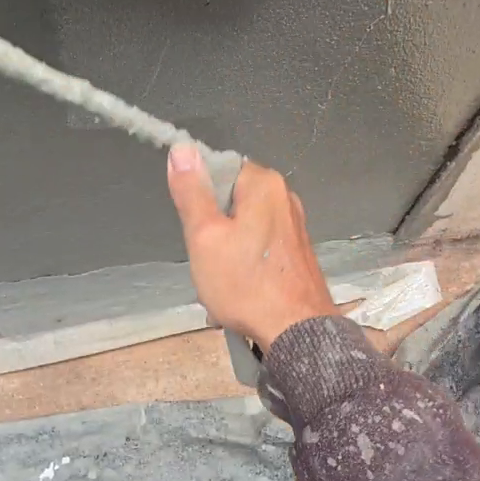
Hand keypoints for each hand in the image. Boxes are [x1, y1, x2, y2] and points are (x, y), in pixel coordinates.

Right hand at [167, 145, 338, 348]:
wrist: (295, 332)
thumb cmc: (246, 284)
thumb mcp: (204, 237)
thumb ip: (191, 192)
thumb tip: (181, 148)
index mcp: (264, 184)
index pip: (220, 171)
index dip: (201, 200)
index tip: (198, 230)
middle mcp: (285, 199)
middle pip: (231, 205)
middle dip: (213, 235)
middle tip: (208, 263)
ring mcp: (294, 228)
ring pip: (243, 233)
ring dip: (225, 260)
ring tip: (222, 287)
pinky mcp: (298, 255)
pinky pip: (259, 254)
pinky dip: (245, 272)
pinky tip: (240, 296)